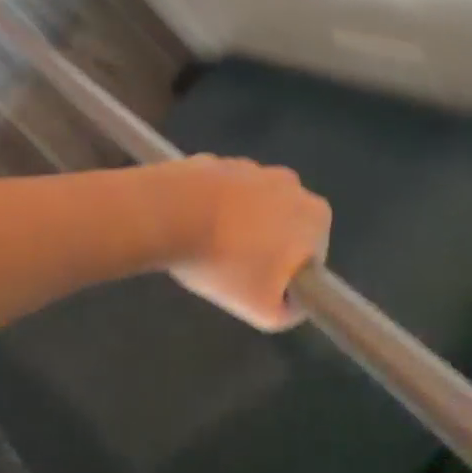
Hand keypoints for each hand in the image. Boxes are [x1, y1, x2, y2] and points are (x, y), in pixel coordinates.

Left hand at [168, 155, 331, 331]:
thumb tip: (288, 299)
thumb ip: (291, 310)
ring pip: (245, 203)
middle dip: (260, 242)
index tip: (257, 280)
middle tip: (229, 264)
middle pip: (279, 223)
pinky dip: (203, 203)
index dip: (286, 272)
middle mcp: (284, 180)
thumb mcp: (267, 313)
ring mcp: (241, 164)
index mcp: (313, 213)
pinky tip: (186, 221)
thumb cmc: (222, 263)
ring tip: (203, 243)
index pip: (309, 252)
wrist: (158, 215)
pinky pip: (212, 190)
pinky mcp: (204, 159)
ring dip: (230, 220)